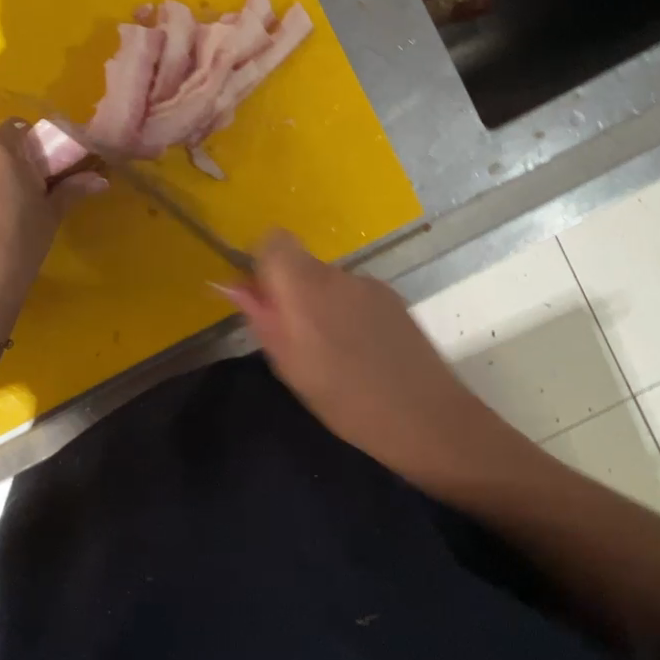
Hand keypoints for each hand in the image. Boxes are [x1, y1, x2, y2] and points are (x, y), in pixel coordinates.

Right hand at [226, 232, 502, 490]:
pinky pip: (354, 295)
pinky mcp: (393, 298)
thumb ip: (262, 318)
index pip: (274, 241)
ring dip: (321, 306)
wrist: (425, 417)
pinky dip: (348, 314)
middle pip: (302, 264)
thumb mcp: (289, 366)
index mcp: (305, 287)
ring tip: (333, 354)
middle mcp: (337, 275)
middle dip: (292, 292)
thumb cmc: (345, 400)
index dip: (264, 264)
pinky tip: (362, 353)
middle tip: (295, 339)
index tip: (265, 300)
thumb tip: (233, 284)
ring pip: (329, 282)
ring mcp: (369, 284)